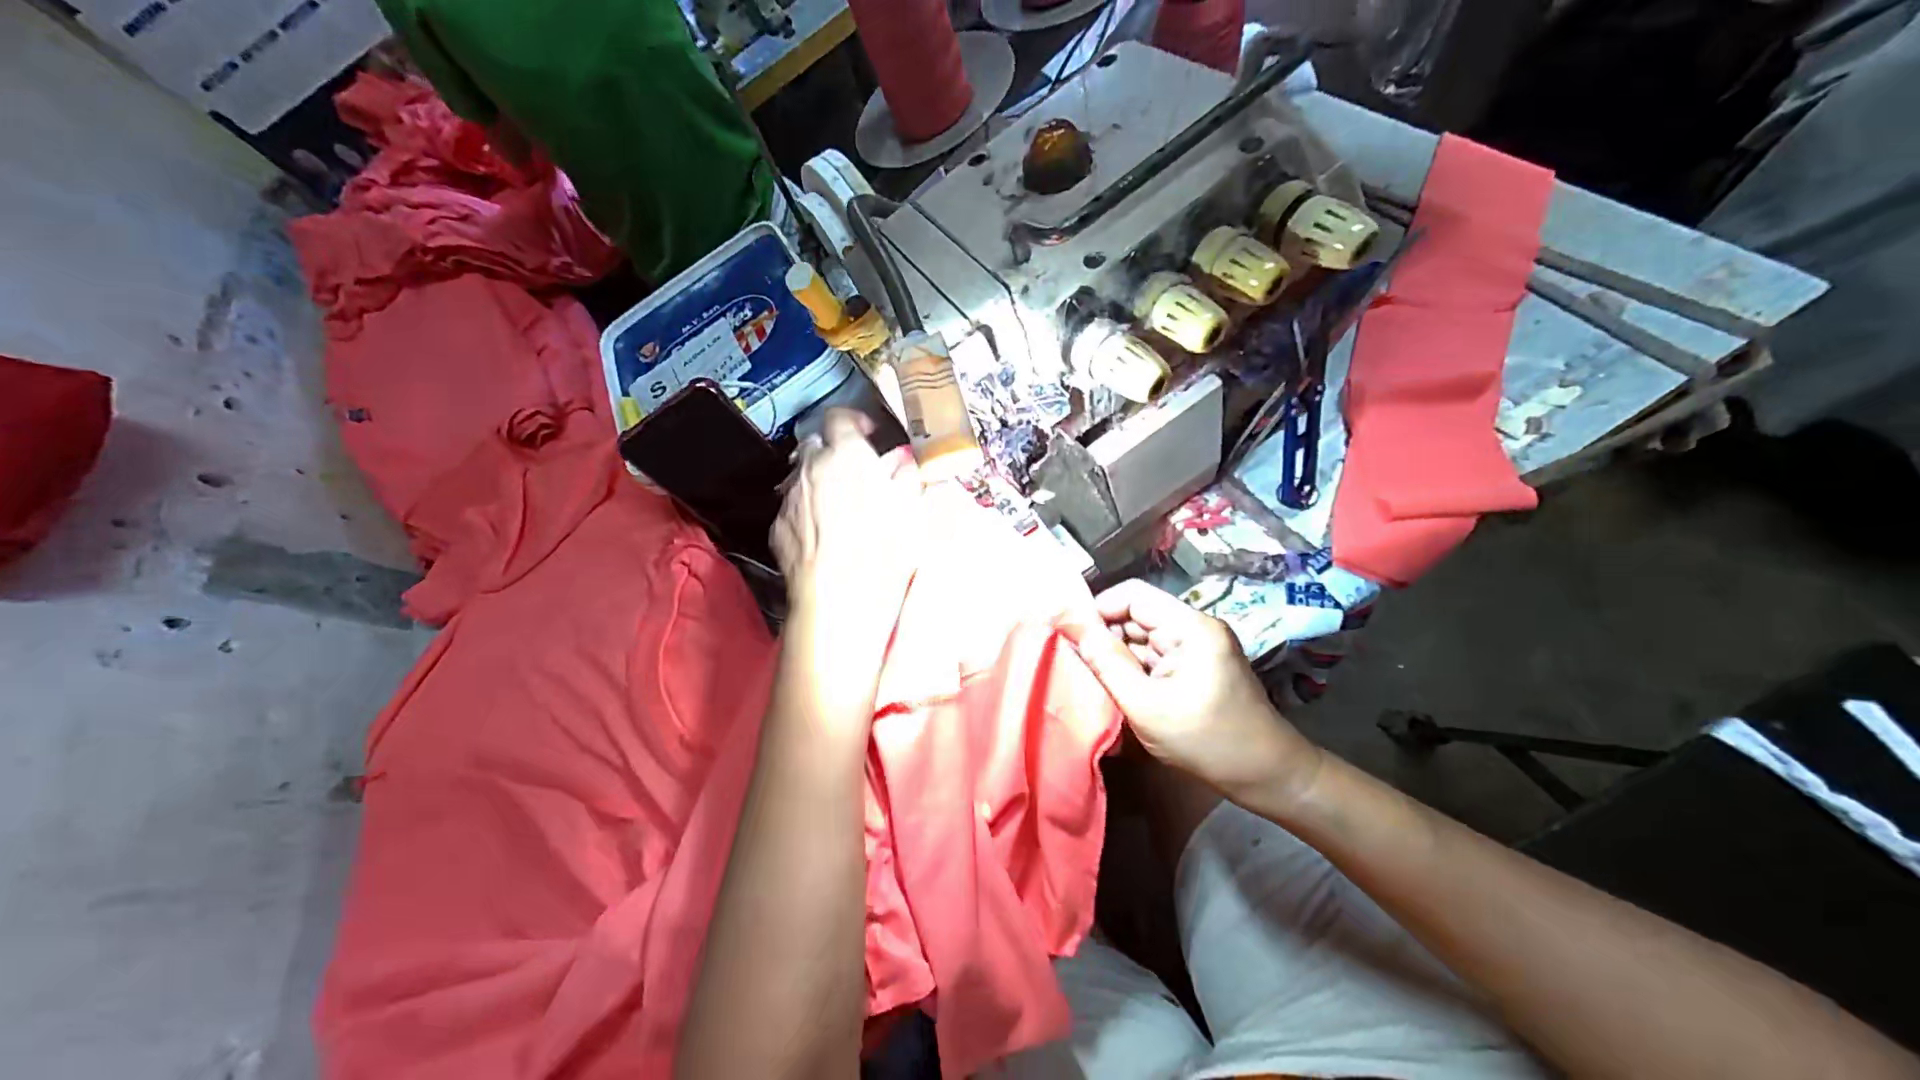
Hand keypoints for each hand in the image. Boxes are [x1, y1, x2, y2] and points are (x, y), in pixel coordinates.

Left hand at [772, 409, 922, 629]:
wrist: (840, 599)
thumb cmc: (882, 554)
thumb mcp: (911, 510)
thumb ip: (906, 477)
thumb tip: (904, 463)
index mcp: (848, 455)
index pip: (841, 417)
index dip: (854, 421)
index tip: (866, 433)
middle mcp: (813, 468)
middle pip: (816, 444)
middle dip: (833, 452)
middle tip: (854, 473)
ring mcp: (791, 496)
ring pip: (802, 476)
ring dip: (819, 482)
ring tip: (840, 508)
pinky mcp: (778, 525)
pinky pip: (793, 507)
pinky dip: (807, 511)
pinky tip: (824, 534)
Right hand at [1060, 579, 1323, 808]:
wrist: (1267, 776)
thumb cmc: (1207, 741)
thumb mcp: (1145, 705)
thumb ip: (1106, 663)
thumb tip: (1071, 627)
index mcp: (1190, 627)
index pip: (1132, 595)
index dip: (1098, 610)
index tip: (1070, 638)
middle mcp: (1195, 628)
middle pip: (1136, 616)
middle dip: (1105, 638)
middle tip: (1078, 666)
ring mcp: (1198, 648)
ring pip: (1142, 639)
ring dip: (1118, 658)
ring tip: (1095, 682)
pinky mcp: (1197, 668)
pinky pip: (1155, 658)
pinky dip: (1134, 672)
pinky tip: (1119, 692)